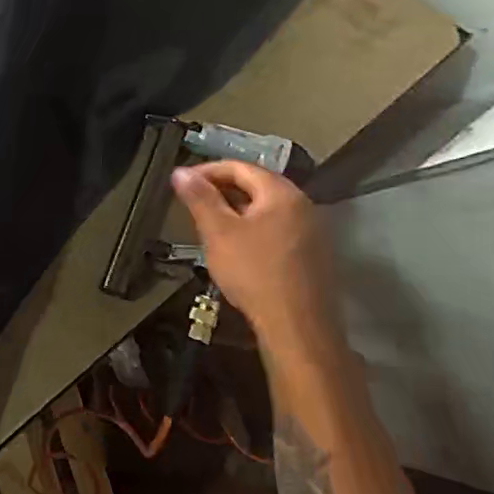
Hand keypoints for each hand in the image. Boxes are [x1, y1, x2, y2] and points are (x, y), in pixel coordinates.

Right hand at [170, 161, 337, 340]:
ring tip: (209, 224)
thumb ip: (200, 198)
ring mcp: (313, 231)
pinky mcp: (312, 254)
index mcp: (282, 194)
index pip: (241, 167)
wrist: (296, 326)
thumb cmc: (253, 273)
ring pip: (267, 209)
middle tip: (193, 203)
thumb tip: (181, 171)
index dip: (207, 170)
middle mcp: (303, 205)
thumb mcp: (218, 232)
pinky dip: (253, 228)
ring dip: (236, 210)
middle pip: (257, 185)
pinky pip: (278, 228)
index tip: (182, 182)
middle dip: (221, 190)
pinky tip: (237, 247)